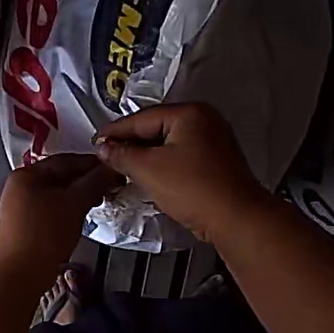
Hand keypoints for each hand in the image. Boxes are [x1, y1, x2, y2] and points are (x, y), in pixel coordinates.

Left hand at [0, 153, 122, 276]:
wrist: (19, 274)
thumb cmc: (42, 236)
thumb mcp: (73, 204)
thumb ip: (94, 183)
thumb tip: (111, 169)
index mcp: (27, 175)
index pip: (66, 161)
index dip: (93, 164)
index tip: (113, 168)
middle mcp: (21, 188)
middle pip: (61, 177)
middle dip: (87, 181)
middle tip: (110, 186)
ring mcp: (22, 208)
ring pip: (58, 195)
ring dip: (80, 197)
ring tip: (99, 201)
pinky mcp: (27, 226)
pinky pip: (53, 210)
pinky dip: (69, 210)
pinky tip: (81, 217)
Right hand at [95, 103, 275, 243]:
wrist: (235, 219)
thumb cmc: (196, 190)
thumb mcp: (149, 170)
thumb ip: (122, 155)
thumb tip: (105, 147)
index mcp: (190, 113)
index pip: (142, 118)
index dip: (116, 132)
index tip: (97, 142)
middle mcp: (206, 121)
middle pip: (157, 129)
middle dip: (132, 144)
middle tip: (108, 157)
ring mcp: (215, 143)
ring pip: (171, 145)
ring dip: (148, 157)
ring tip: (126, 169)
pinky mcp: (218, 164)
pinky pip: (184, 159)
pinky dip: (166, 166)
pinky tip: (153, 178)